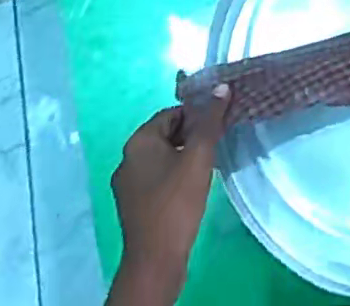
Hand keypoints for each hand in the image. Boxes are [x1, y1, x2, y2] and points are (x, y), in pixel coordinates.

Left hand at [105, 84, 231, 305]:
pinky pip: (156, 177)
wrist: (155, 261)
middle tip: (215, 143)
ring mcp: (127, 184)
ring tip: (207, 165)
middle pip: (166, 134)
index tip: (217, 125)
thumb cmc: (176, 202)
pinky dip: (174, 175)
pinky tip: (191, 188)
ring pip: (162, 157)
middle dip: (191, 135)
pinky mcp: (133, 205)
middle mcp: (127, 158)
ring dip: (183, 156)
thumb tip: (221, 87)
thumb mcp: (199, 156)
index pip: (172, 113)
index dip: (196, 115)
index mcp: (138, 141)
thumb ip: (210, 121)